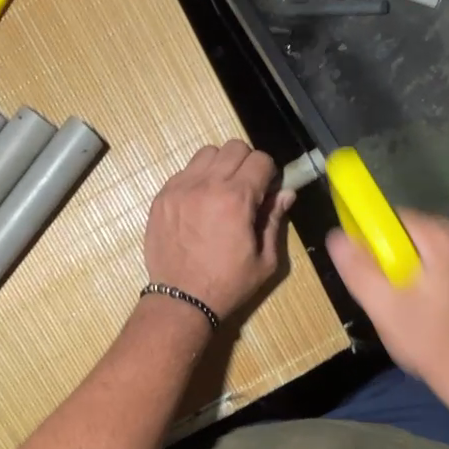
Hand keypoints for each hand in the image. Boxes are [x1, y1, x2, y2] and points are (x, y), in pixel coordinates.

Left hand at [143, 140, 292, 318]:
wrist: (181, 301)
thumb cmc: (227, 285)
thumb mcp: (265, 261)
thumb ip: (275, 221)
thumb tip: (286, 194)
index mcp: (236, 199)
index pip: (261, 159)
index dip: (269, 174)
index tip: (265, 193)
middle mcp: (207, 184)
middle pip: (234, 147)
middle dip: (246, 165)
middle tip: (245, 192)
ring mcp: (180, 188)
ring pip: (206, 153)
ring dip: (219, 167)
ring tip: (220, 194)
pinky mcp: (162, 197)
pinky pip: (184, 171)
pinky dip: (196, 180)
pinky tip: (199, 205)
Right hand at [326, 209, 448, 383]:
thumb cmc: (426, 338)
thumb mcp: (383, 305)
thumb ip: (359, 269)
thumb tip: (335, 235)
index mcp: (438, 237)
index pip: (388, 217)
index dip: (366, 238)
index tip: (357, 267)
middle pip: (397, 235)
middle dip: (378, 259)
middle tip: (375, 293)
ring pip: (405, 253)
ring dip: (389, 274)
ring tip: (388, 304)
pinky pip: (417, 266)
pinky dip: (404, 281)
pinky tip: (403, 309)